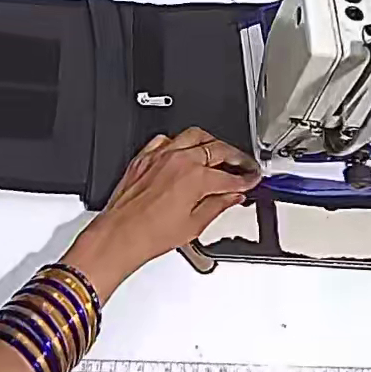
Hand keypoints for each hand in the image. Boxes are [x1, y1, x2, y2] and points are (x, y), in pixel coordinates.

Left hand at [63, 128, 259, 301]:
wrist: (118, 236)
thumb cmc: (149, 234)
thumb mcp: (194, 225)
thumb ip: (219, 205)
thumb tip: (232, 196)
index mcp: (196, 177)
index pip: (230, 175)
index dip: (246, 178)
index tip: (252, 179)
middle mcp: (179, 160)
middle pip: (218, 148)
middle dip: (236, 157)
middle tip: (244, 165)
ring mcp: (160, 155)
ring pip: (195, 135)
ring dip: (212, 142)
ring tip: (220, 152)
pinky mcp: (145, 157)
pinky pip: (166, 139)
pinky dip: (180, 142)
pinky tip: (184, 151)